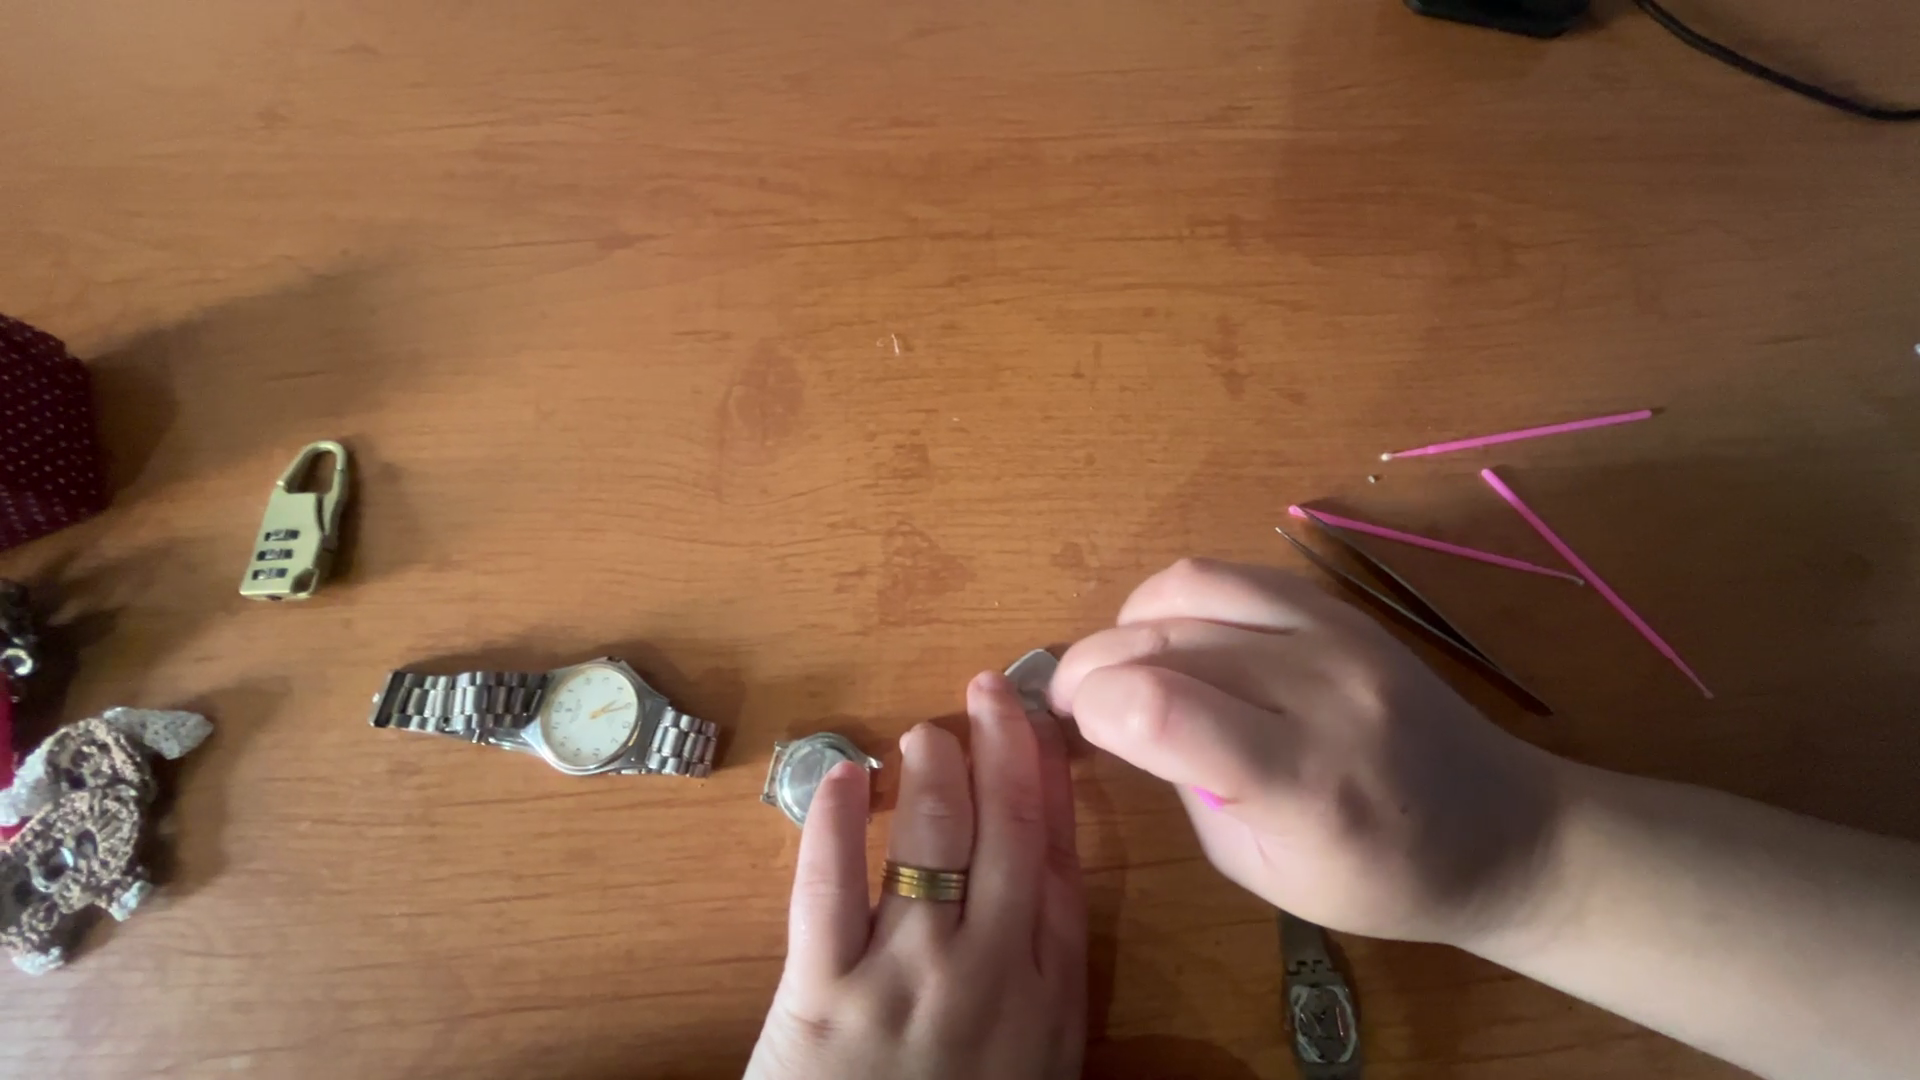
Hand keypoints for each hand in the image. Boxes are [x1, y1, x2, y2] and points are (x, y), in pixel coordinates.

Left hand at [745, 673, 1085, 1079]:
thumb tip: (1048, 853)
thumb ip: (1047, 958)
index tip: (1037, 725)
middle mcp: (985, 973)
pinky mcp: (823, 997)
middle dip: (1001, 750)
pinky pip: (825, 889)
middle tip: (988, 690)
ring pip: (927, 845)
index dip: (1047, 781)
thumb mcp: (1037, 1056)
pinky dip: (830, 822)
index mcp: (1045, 993)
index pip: (1057, 857)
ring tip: (926, 733)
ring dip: (929, 773)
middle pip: (1003, 835)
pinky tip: (838, 776)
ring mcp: (903, 981)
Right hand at [1050, 558, 1562, 947]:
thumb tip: (1124, 711)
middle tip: (1071, 700)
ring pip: (1182, 587)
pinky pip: (1223, 572)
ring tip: (1123, 662)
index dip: (1093, 707)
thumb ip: (1184, 781)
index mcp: (1305, 782)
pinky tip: (1172, 635)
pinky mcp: (1333, 603)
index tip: (1078, 728)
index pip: (1162, 711)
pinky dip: (1172, 599)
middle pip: (1158, 641)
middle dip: (1088, 666)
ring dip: (1126, 623)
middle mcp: (1319, 689)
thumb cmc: (1377, 876)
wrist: (1503, 828)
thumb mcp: (1259, 867)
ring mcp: (1332, 631)